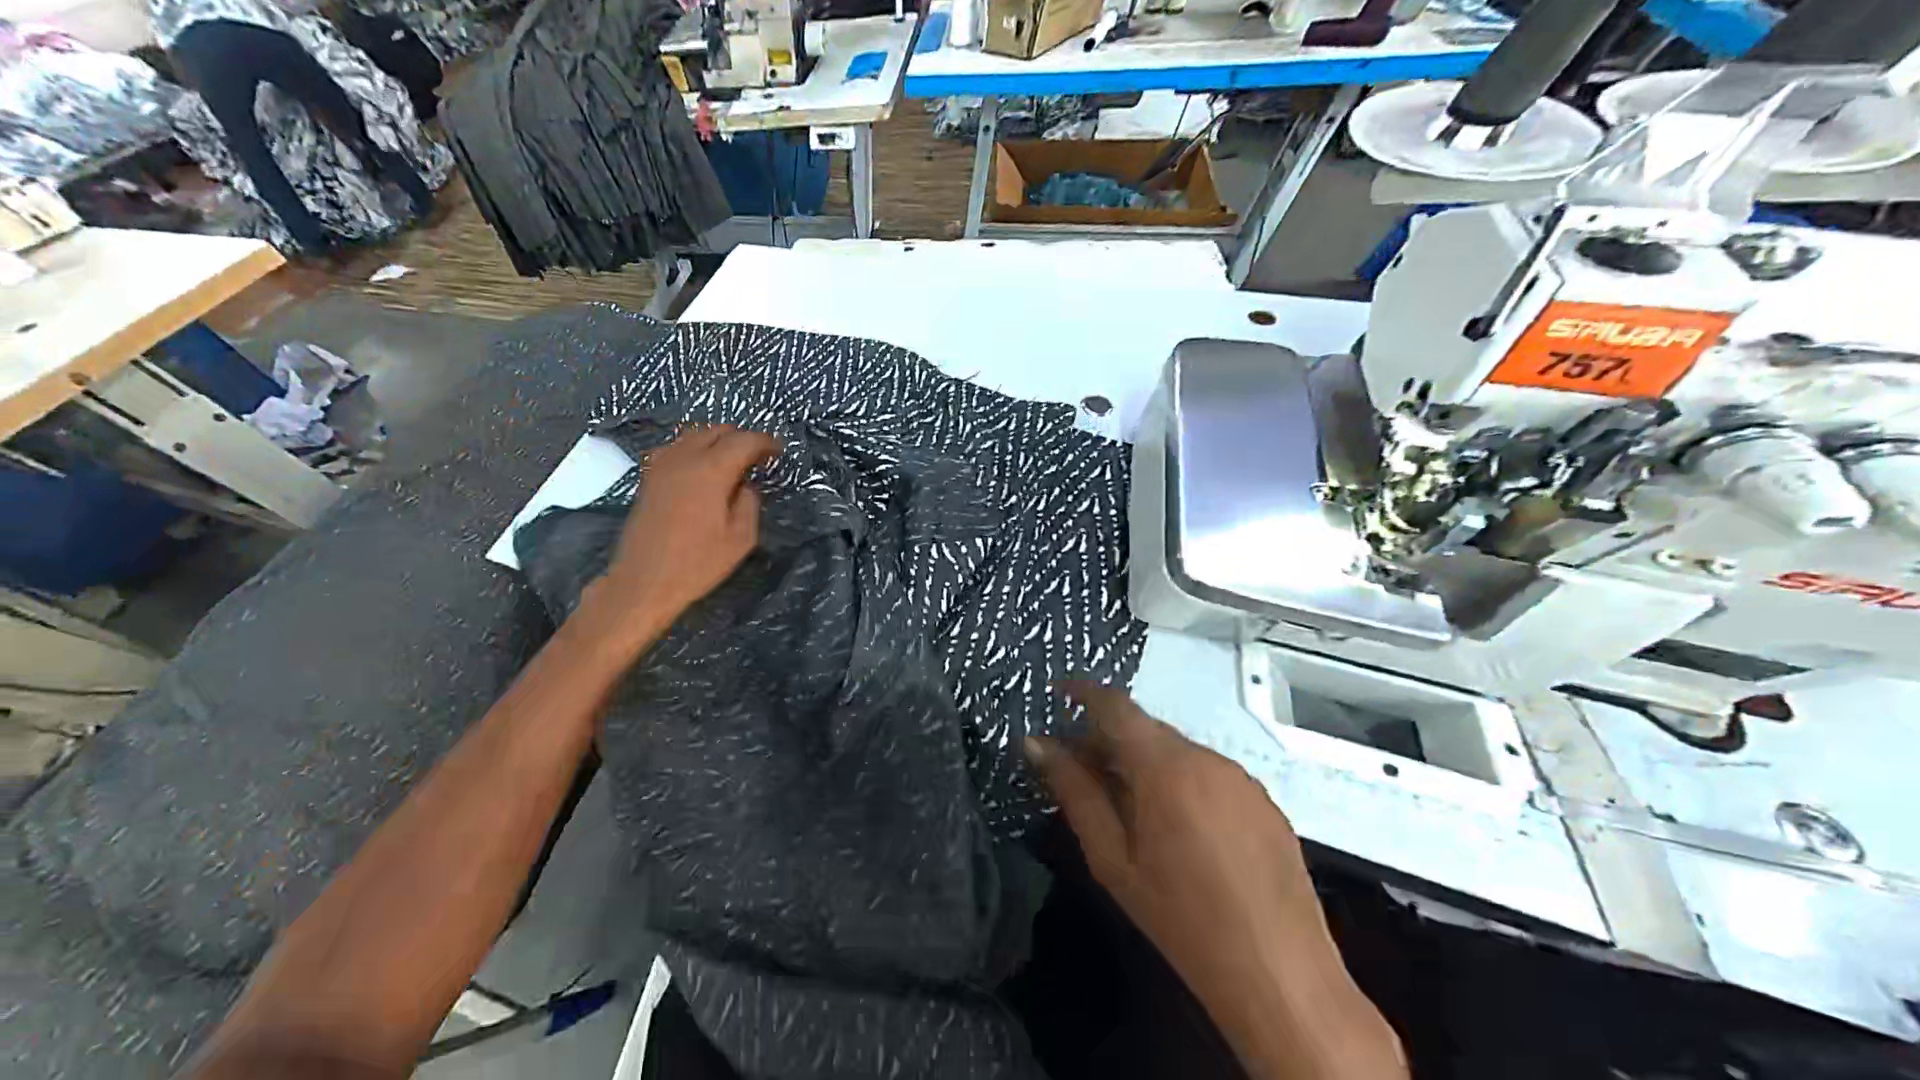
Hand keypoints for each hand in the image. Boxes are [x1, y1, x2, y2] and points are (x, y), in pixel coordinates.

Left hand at [587, 425, 779, 635]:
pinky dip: (694, 449)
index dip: (765, 442)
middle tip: (758, 457)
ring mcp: (661, 465)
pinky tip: (702, 469)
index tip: (779, 451)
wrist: (644, 581)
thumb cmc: (697, 564)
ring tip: (732, 461)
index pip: (744, 441)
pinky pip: (676, 447)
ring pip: (694, 434)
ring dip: (717, 440)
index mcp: (711, 470)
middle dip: (742, 438)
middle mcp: (684, 458)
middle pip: (717, 430)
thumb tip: (745, 485)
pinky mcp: (648, 476)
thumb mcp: (741, 538)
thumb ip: (750, 502)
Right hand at [1028, 682, 1406, 1079]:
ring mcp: (1241, 777)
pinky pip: (1209, 773)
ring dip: (1144, 761)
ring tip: (1125, 804)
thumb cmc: (1180, 918)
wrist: (1278, 972)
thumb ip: (1074, 791)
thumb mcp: (1112, 858)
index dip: (1082, 691)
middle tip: (1078, 768)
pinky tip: (1177, 827)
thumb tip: (1036, 743)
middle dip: (1108, 738)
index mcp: (1166, 767)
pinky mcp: (1264, 800)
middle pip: (1146, 728)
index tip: (1056, 693)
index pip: (1116, 705)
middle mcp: (1207, 757)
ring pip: (1178, 751)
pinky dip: (1180, 780)